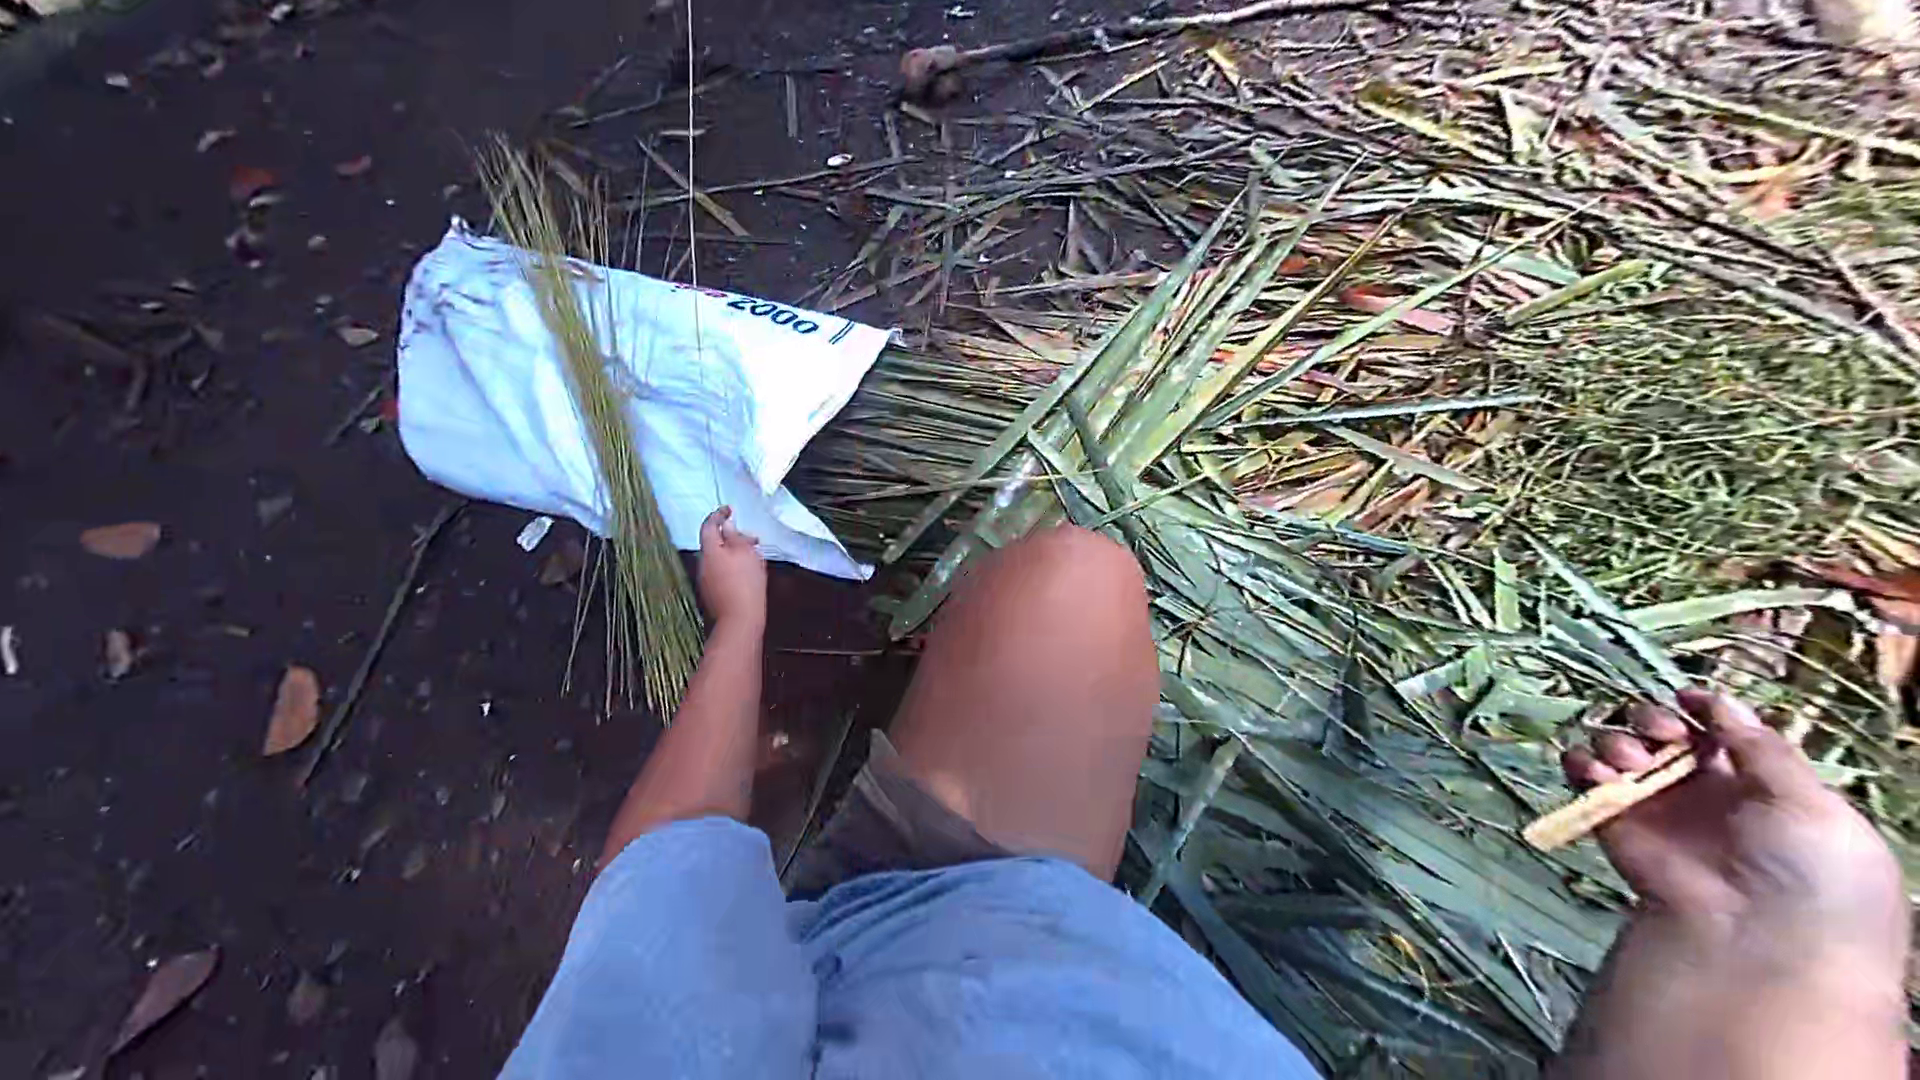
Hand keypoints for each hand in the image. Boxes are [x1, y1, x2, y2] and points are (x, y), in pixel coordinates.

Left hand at [697, 506, 765, 631]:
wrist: (740, 619)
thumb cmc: (745, 583)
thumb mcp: (746, 553)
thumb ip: (736, 536)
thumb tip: (727, 526)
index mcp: (709, 550)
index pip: (709, 526)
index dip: (718, 515)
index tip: (729, 510)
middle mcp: (703, 564)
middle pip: (714, 543)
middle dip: (731, 537)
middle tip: (751, 538)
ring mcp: (705, 580)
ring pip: (718, 558)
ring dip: (733, 552)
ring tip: (753, 556)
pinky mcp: (713, 593)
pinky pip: (721, 571)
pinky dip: (732, 566)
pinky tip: (747, 574)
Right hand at [1564, 689, 1904, 961]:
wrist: (1752, 928)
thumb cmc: (1807, 868)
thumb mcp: (1812, 805)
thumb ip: (1762, 748)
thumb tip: (1719, 699)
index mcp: (1754, 781)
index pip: (1716, 729)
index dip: (1702, 709)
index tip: (1689, 699)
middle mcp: (1697, 785)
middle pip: (1658, 728)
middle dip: (1652, 718)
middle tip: (1661, 732)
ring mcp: (1648, 799)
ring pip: (1614, 743)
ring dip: (1616, 740)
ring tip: (1631, 759)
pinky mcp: (1608, 812)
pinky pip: (1581, 772)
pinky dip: (1583, 764)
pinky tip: (1601, 774)